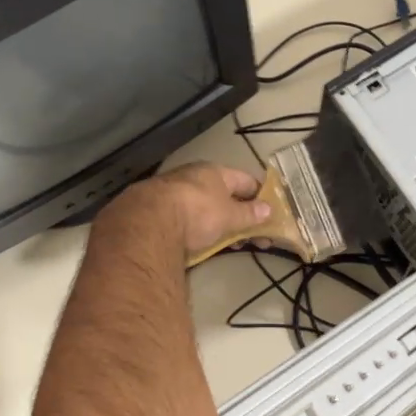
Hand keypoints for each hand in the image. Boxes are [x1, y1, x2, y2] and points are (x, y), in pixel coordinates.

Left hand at [112, 163, 269, 256]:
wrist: (146, 222)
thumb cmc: (197, 212)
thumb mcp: (229, 216)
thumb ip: (249, 213)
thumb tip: (269, 209)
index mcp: (215, 171)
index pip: (246, 180)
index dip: (260, 195)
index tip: (270, 213)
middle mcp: (193, 176)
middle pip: (224, 193)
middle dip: (240, 214)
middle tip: (252, 236)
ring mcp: (173, 191)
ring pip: (203, 206)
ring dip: (218, 223)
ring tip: (229, 244)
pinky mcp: (156, 209)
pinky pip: (185, 217)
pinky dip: (197, 229)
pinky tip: (199, 243)